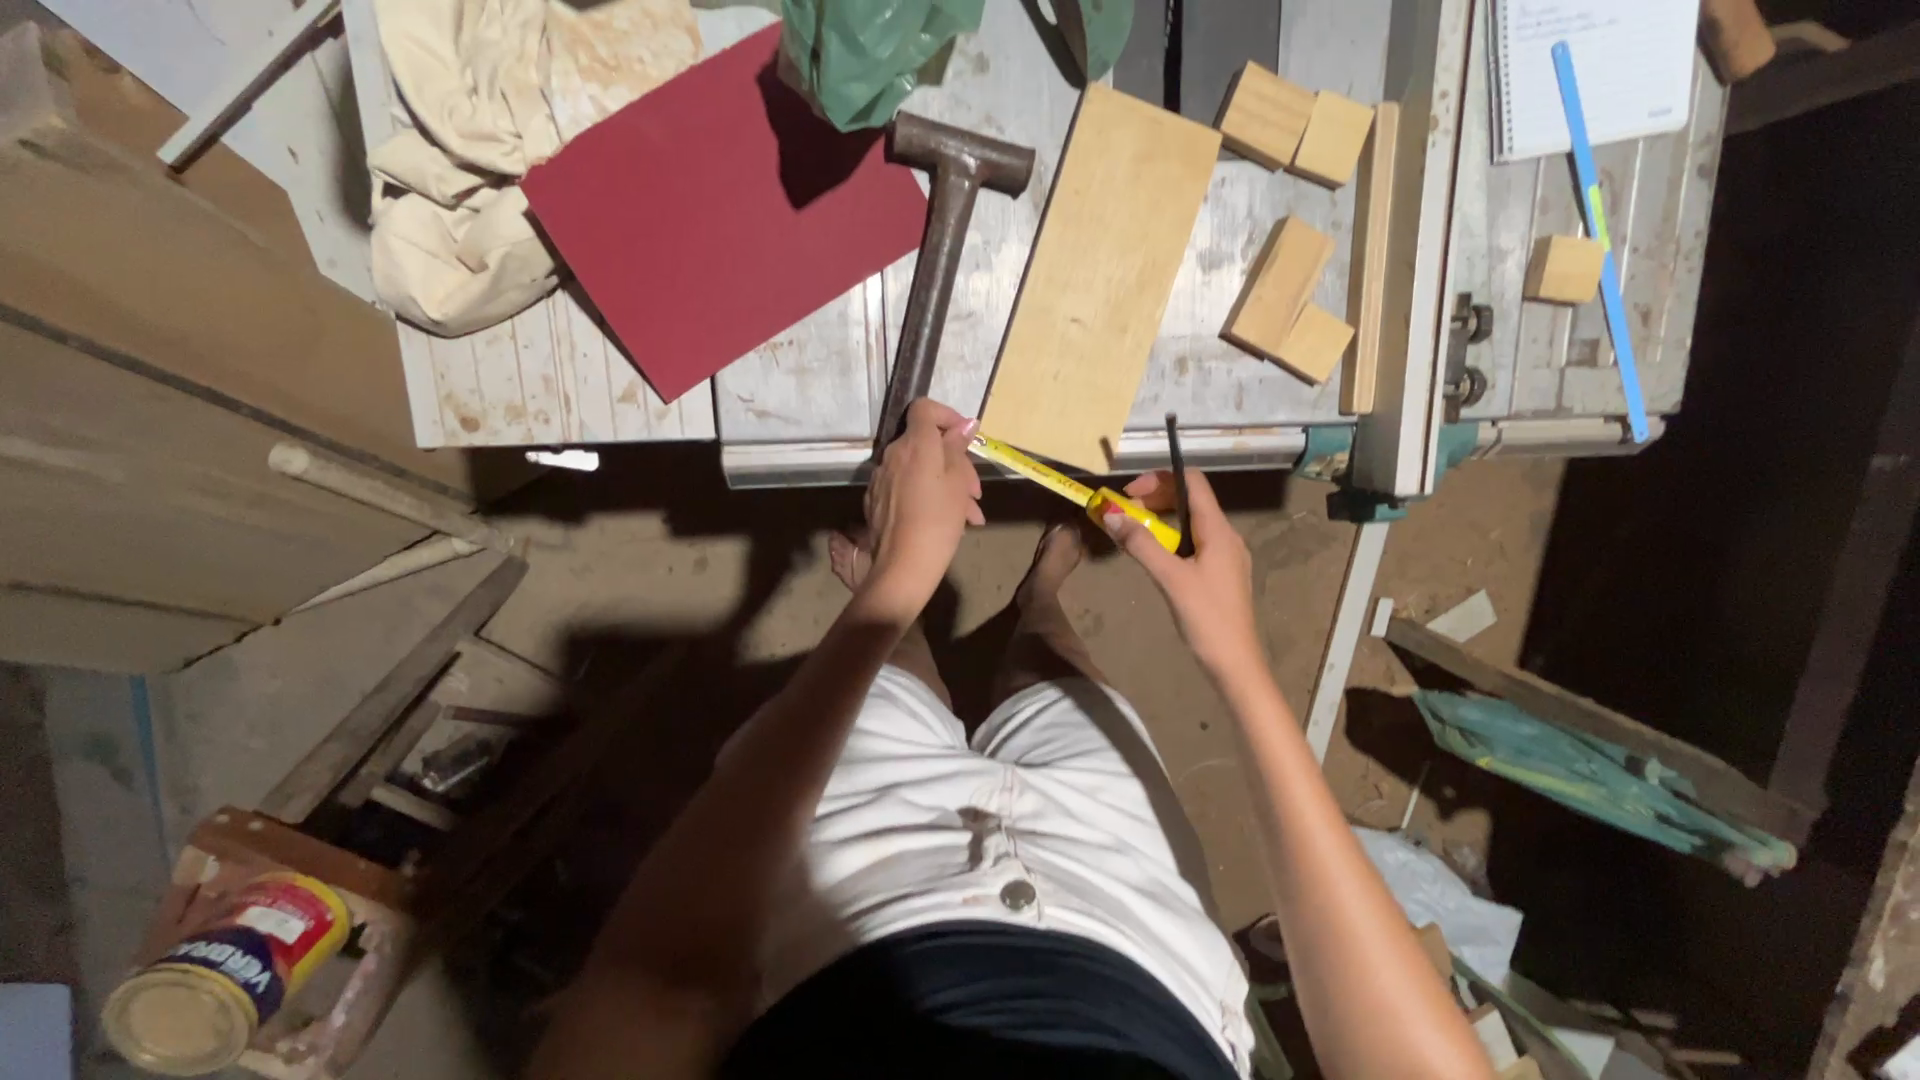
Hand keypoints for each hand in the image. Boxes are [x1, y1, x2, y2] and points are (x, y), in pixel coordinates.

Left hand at [863, 399, 984, 613]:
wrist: (903, 565)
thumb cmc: (938, 521)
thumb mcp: (957, 483)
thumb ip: (957, 448)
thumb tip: (964, 424)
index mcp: (914, 445)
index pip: (924, 409)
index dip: (947, 415)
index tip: (965, 436)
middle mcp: (892, 455)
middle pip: (926, 443)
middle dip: (955, 462)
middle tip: (975, 491)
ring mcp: (882, 478)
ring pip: (920, 469)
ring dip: (947, 484)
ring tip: (969, 514)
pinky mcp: (877, 500)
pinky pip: (907, 487)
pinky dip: (928, 496)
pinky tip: (947, 520)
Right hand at [1099, 470, 1262, 677]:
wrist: (1235, 662)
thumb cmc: (1206, 618)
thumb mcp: (1169, 578)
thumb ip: (1141, 544)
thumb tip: (1111, 515)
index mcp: (1219, 531)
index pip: (1193, 483)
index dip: (1159, 479)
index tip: (1129, 493)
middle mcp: (1226, 537)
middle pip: (1190, 501)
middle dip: (1155, 499)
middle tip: (1124, 514)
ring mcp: (1225, 556)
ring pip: (1190, 524)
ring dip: (1161, 521)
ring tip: (1133, 534)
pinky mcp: (1220, 574)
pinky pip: (1194, 544)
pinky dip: (1170, 540)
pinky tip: (1154, 558)